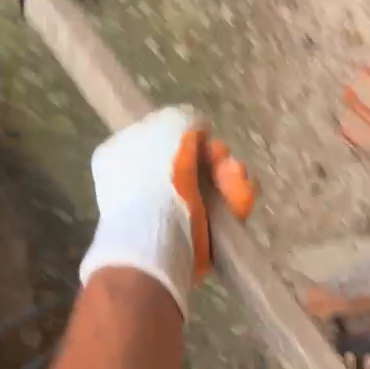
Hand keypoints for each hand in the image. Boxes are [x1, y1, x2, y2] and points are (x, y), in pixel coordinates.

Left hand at [79, 105, 255, 318]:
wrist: (160, 248)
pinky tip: (243, 202)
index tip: (206, 143)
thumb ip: (184, 120)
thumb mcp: (167, 132)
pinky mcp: (196, 236)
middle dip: (218, 161)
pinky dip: (237, 205)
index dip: (192, 137)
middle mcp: (146, 181)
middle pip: (196, 162)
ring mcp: (171, 210)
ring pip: (213, 186)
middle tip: (225, 166)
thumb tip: (199, 127)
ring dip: (233, 181)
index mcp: (125, 154)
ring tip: (239, 186)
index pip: (167, 136)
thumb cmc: (158, 186)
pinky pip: (223, 213)